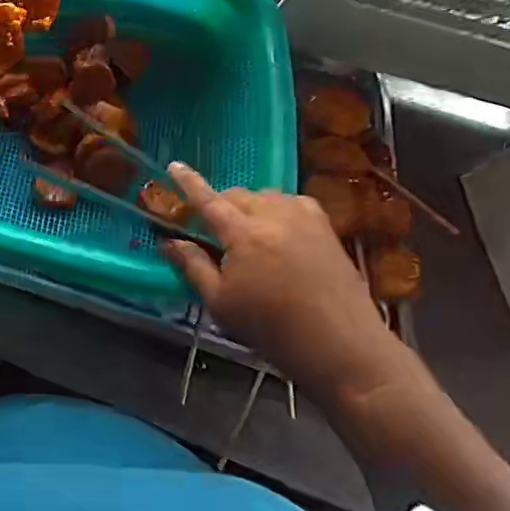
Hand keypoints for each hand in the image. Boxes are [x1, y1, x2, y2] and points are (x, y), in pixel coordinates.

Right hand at [162, 163, 403, 398]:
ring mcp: (303, 217)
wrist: (341, 346)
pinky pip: (292, 203)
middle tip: (213, 229)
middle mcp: (273, 214)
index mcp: (243, 233)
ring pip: (265, 196)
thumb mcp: (221, 304)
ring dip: (249, 207)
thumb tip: (168, 242)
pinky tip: (280, 233)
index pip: (207, 199)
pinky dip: (278, 210)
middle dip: (220, 205)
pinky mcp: (325, 226)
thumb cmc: (272, 330)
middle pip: (236, 195)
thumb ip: (193, 266)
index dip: (188, 183)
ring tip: (248, 235)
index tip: (174, 165)